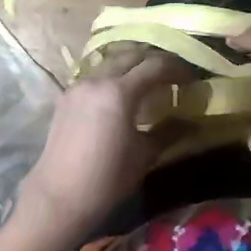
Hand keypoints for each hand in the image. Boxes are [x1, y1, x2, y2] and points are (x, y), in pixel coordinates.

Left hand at [9, 47, 188, 250]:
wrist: (59, 195)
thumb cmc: (107, 178)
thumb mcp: (144, 155)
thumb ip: (168, 132)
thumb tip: (192, 122)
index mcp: (119, 92)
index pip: (154, 66)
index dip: (176, 68)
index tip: (190, 77)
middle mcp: (96, 80)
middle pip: (129, 55)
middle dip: (153, 60)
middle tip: (171, 75)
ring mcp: (77, 86)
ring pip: (109, 62)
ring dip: (130, 65)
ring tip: (147, 82)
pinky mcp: (65, 97)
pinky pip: (94, 76)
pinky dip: (111, 76)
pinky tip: (120, 95)